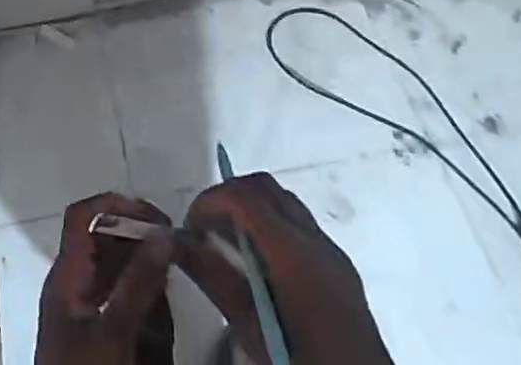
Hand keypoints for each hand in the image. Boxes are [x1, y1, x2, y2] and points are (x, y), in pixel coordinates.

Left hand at [35, 193, 174, 364]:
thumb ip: (138, 284)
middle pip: (100, 238)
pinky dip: (140, 292)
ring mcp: (83, 307)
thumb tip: (162, 233)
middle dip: (136, 235)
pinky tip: (160, 304)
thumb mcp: (113, 333)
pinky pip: (118, 295)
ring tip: (170, 272)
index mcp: (67, 274)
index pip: (82, 215)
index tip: (154, 216)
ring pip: (112, 265)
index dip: (114, 204)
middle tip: (173, 245)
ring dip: (141, 263)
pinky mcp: (95, 331)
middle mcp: (72, 282)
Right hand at [177, 173, 392, 364]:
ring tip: (225, 246)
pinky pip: (299, 226)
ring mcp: (333, 255)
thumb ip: (215, 281)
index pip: (243, 196)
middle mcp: (316, 242)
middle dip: (227, 197)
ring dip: (249, 210)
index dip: (209, 201)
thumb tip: (179, 244)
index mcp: (294, 254)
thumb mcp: (251, 333)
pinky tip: (256, 266)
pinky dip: (270, 228)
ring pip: (283, 203)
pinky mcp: (341, 272)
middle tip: (203, 230)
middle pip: (264, 187)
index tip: (189, 228)